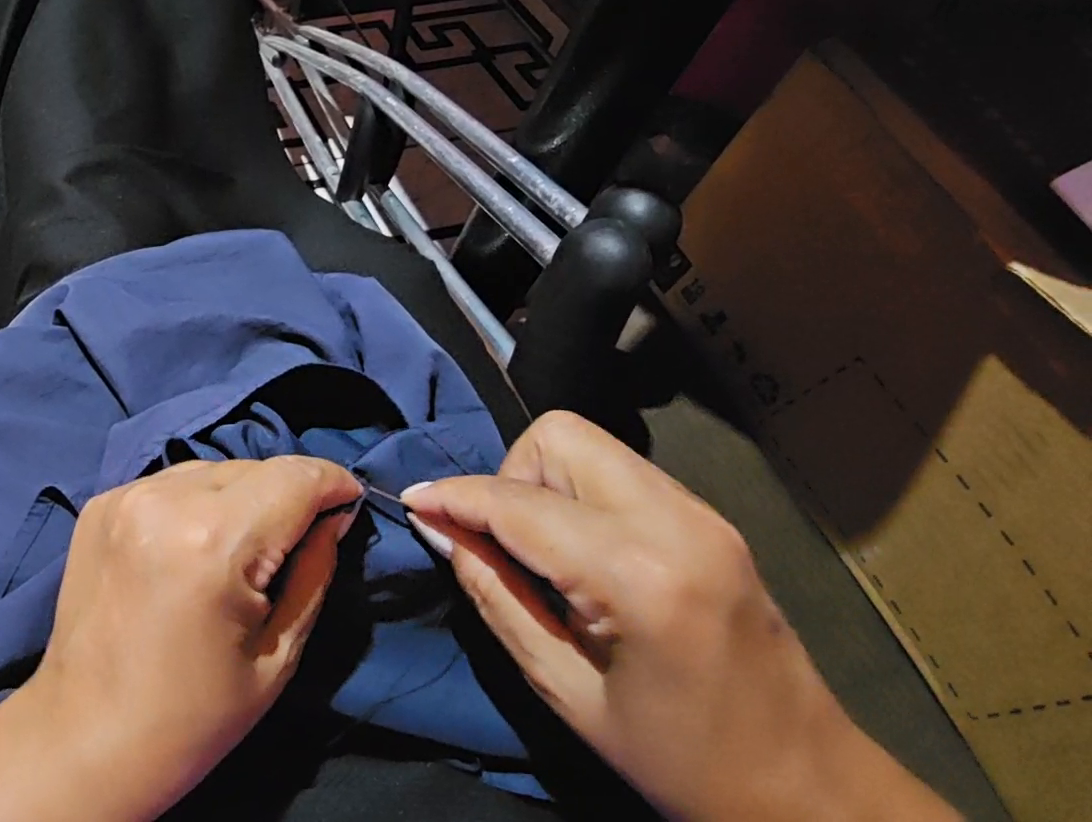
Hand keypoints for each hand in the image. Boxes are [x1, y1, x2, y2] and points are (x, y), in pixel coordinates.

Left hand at [0, 455, 361, 821]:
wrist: (86, 736)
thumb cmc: (192, 715)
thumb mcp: (277, 655)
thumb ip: (314, 571)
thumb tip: (333, 516)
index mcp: (212, 540)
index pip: (295, 476)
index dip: (333, 484)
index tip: (349, 505)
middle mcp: (163, 500)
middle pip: (254, 467)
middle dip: (286, 495)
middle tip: (293, 544)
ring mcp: (124, 496)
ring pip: (211, 469)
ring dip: (239, 496)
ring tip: (238, 550)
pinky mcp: (100, 504)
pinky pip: (171, 483)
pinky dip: (195, 502)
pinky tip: (192, 546)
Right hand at [403, 412, 956, 821]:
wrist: (810, 790)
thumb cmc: (679, 758)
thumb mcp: (564, 687)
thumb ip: (492, 593)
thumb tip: (437, 527)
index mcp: (639, 575)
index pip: (518, 502)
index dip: (453, 497)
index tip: (413, 503)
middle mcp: (676, 521)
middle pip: (558, 436)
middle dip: (508, 477)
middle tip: (501, 543)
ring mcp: (701, 512)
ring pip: (586, 442)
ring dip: (541, 481)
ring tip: (540, 551)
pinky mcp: (710, 516)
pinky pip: (616, 468)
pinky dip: (576, 490)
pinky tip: (578, 550)